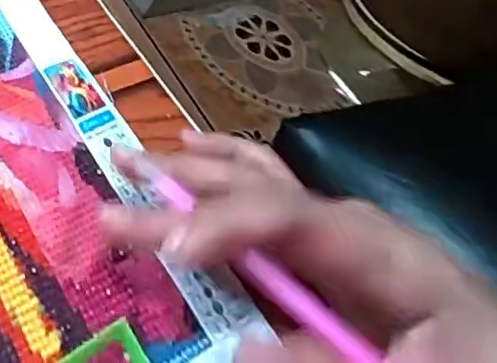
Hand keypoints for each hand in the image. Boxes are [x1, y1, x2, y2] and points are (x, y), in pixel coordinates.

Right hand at [100, 131, 496, 362]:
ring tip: (143, 156)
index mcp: (377, 245)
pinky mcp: (337, 264)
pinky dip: (225, 179)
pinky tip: (199, 153)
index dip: (220, 224)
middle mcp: (349, 226)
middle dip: (183, 185)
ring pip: (254, 182)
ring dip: (192, 171)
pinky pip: (269, 210)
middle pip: (253, 191)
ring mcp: (342, 240)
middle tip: (119, 175)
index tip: (168, 250)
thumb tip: (238, 345)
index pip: (283, 215)